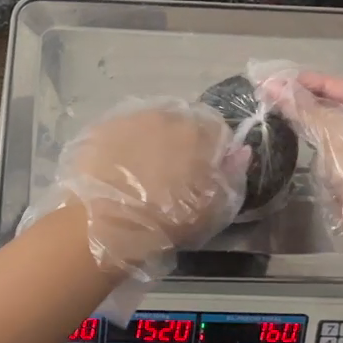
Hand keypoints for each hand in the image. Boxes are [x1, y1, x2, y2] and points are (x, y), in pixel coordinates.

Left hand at [27, 98, 247, 278]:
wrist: (106, 227)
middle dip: (181, 143)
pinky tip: (117, 170)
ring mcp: (130, 118)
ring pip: (149, 124)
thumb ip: (232, 174)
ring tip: (142, 173)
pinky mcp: (101, 127)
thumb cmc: (167, 222)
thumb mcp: (213, 208)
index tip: (205, 174)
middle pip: (182, 122)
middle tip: (172, 176)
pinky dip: (123, 145)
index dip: (214, 152)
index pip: (217, 129)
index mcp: (198, 132)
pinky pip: (120, 131)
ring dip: (151, 141)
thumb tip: (242, 150)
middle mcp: (166, 115)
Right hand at [253, 66, 342, 227]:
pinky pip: (329, 147)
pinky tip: (291, 138)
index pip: (335, 84)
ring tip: (273, 113)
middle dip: (301, 100)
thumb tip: (271, 84)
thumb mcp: (332, 131)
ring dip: (304, 120)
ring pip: (329, 126)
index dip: (303, 80)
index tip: (272, 80)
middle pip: (332, 104)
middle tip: (267, 96)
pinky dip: (311, 141)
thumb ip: (301, 107)